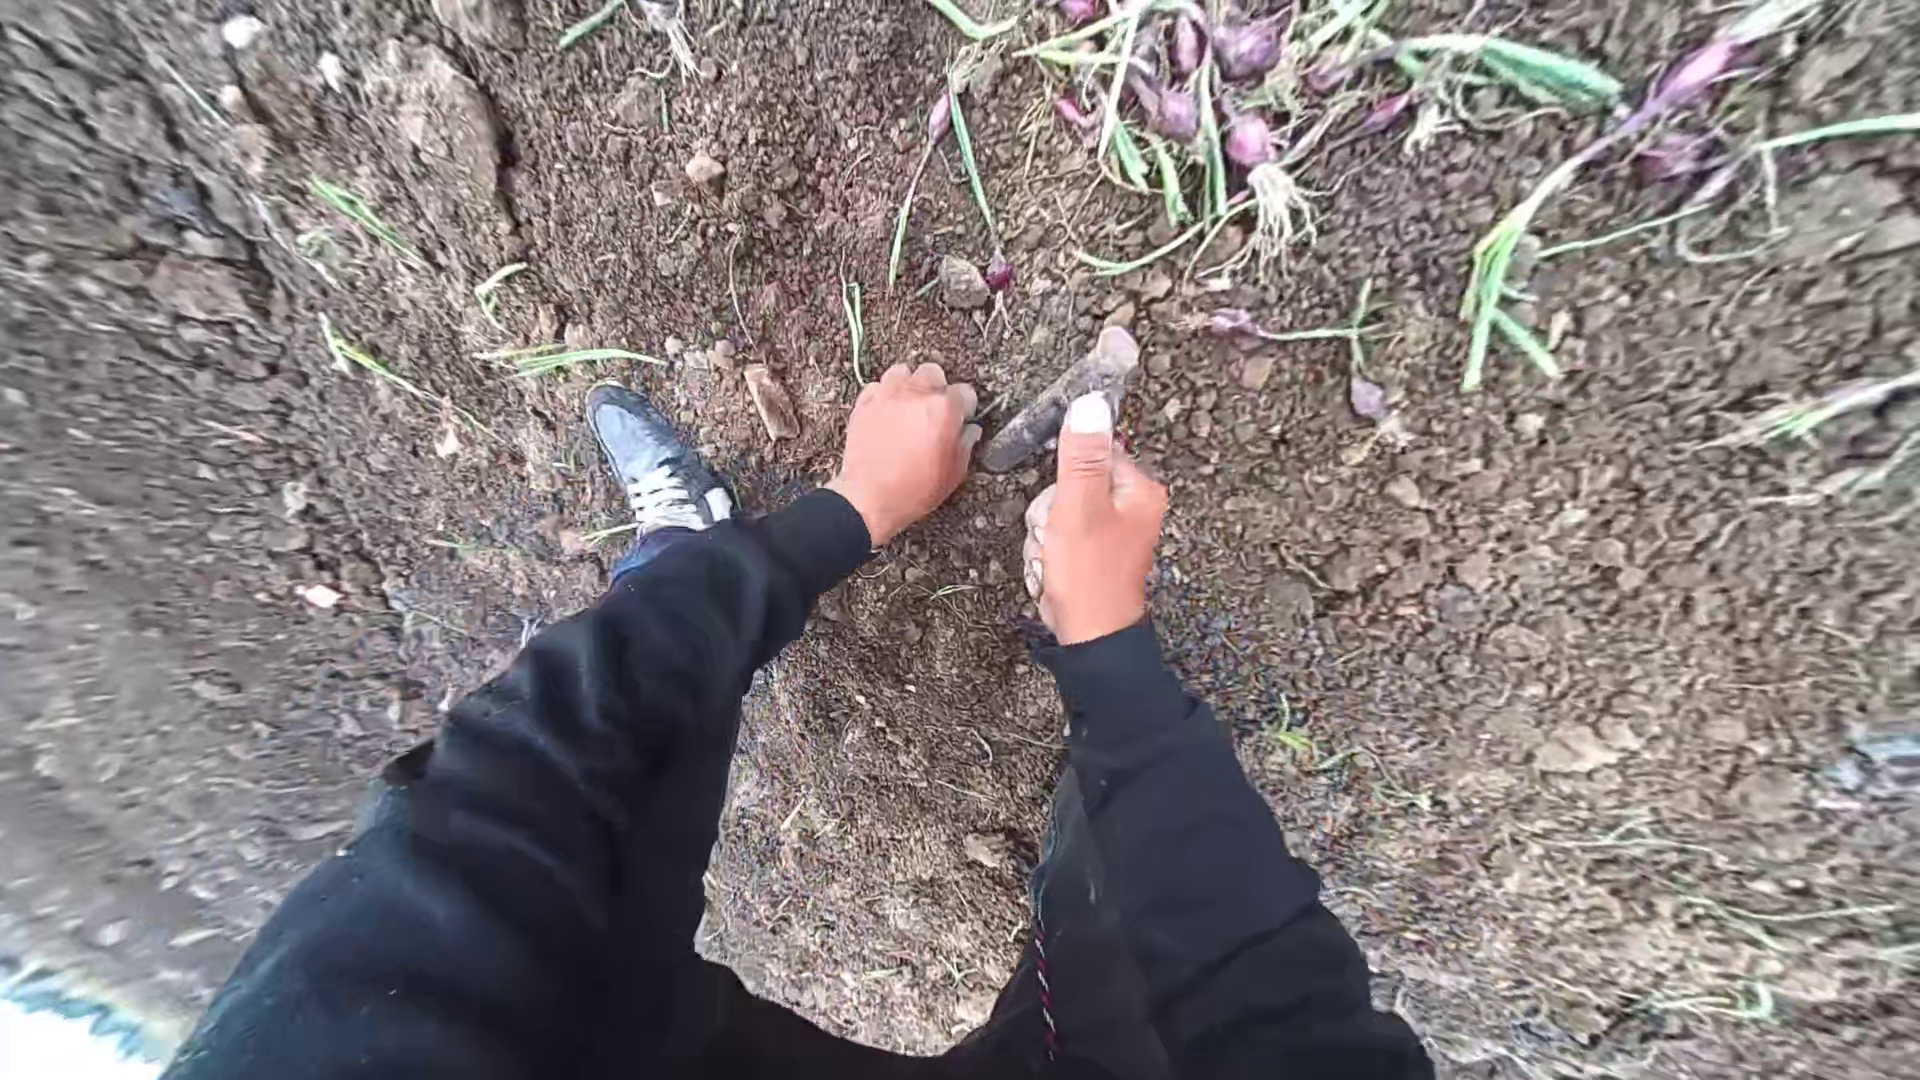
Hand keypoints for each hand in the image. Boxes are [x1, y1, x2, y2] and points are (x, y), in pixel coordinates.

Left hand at [826, 362, 979, 545]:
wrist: (870, 499)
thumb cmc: (912, 489)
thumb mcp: (953, 473)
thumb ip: (965, 445)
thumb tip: (969, 432)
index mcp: (943, 409)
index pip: (965, 391)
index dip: (966, 406)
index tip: (962, 417)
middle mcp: (915, 395)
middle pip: (933, 372)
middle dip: (938, 388)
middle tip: (937, 410)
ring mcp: (887, 398)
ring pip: (902, 371)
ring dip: (910, 385)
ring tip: (911, 406)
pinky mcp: (865, 406)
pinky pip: (877, 386)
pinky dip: (885, 395)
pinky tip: (889, 412)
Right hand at [1023, 393, 1166, 644]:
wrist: (1089, 633)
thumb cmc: (1087, 574)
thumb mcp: (1078, 507)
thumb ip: (1081, 457)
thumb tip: (1090, 403)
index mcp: (1139, 489)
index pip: (1092, 453)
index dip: (1065, 477)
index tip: (1062, 503)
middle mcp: (1133, 504)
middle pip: (1072, 480)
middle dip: (1053, 508)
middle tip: (1058, 534)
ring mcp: (1115, 526)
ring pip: (1060, 505)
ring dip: (1047, 529)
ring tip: (1056, 552)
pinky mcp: (1096, 544)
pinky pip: (1062, 527)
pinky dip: (1052, 544)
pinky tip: (1056, 563)